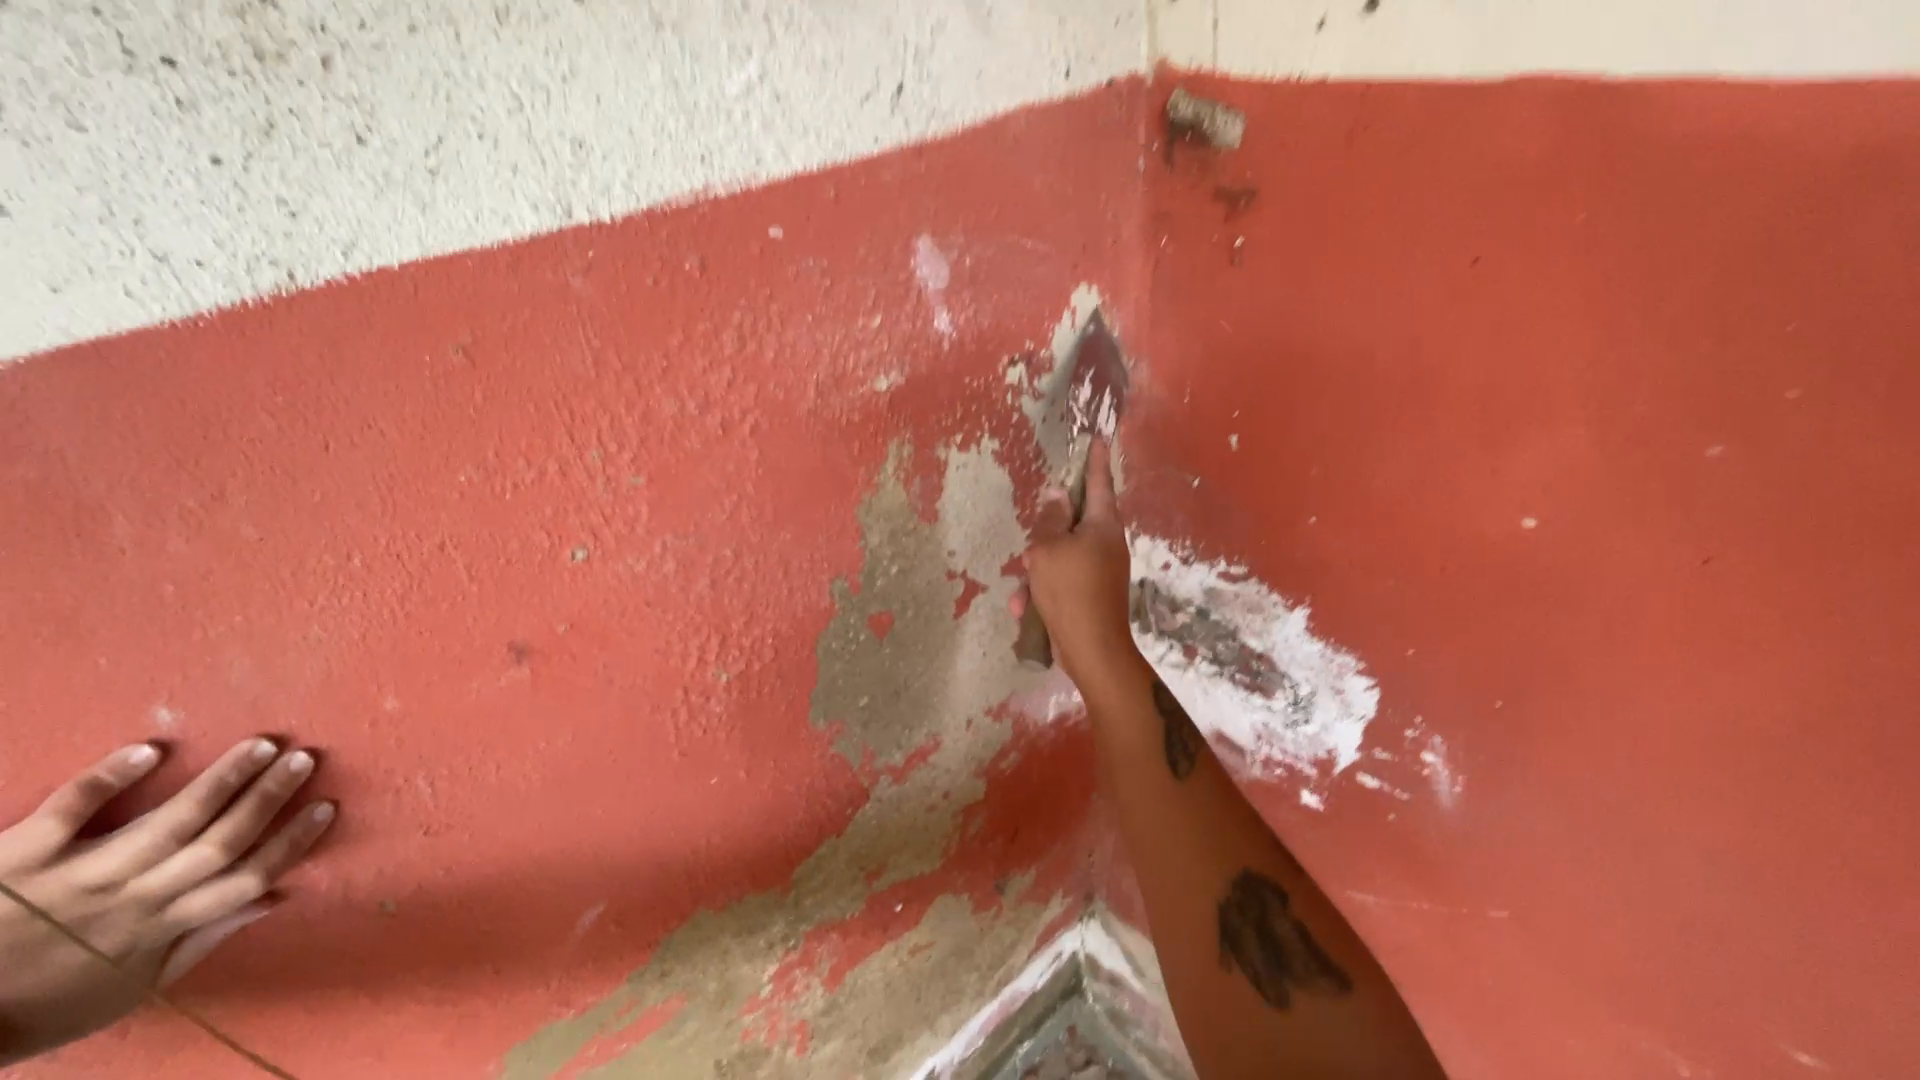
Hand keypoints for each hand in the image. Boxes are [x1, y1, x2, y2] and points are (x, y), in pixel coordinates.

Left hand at [0, 739, 334, 1062]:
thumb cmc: (47, 1005)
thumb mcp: (134, 988)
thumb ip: (203, 939)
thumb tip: (275, 896)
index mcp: (159, 928)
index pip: (244, 879)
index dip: (290, 843)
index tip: (326, 807)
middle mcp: (131, 898)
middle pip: (216, 843)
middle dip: (267, 799)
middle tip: (304, 759)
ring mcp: (77, 876)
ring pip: (165, 822)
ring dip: (218, 781)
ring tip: (260, 745)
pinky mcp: (20, 857)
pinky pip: (68, 812)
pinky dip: (107, 779)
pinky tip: (150, 749)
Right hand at [1016, 437, 1142, 687]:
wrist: (1091, 649)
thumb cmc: (1070, 590)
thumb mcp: (1049, 550)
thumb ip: (1050, 520)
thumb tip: (1058, 497)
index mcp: (1103, 525)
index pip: (1098, 483)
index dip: (1094, 461)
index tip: (1097, 439)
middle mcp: (1107, 544)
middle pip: (1074, 523)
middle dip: (1046, 534)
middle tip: (1031, 545)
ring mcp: (1101, 571)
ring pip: (1061, 557)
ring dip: (1037, 571)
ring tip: (1024, 590)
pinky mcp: (1091, 595)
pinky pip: (1061, 582)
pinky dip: (1042, 593)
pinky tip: (1025, 609)